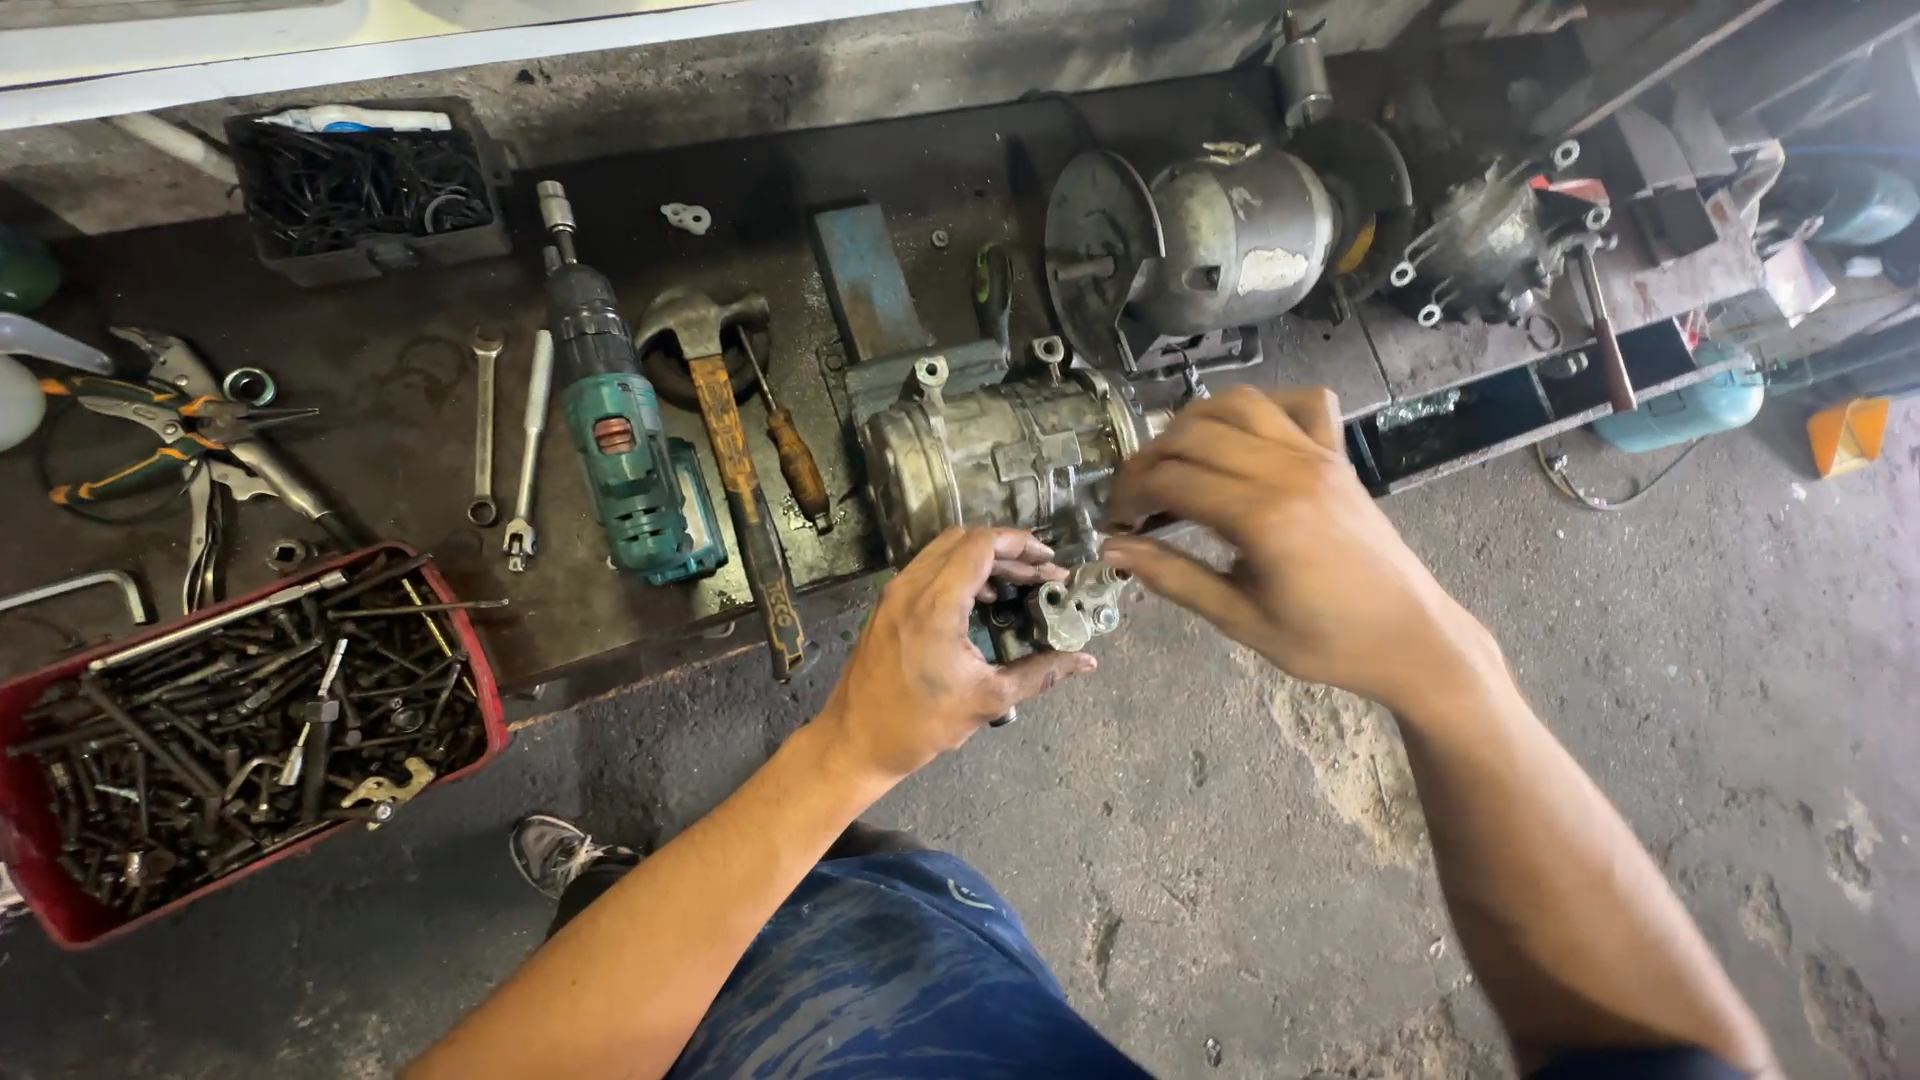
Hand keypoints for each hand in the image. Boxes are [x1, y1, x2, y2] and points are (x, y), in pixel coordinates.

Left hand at [814, 527, 1096, 783]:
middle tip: (1040, 574)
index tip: (1049, 560)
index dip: (1020, 544)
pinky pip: (928, 569)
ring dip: (983, 559)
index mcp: (935, 604)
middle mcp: (910, 587)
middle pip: (963, 540)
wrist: (856, 742)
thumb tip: (1085, 662)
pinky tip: (983, 600)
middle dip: (1007, 550)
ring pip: (943, 551)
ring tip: (1018, 585)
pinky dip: (959, 571)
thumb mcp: (988, 700)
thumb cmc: (920, 725)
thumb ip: (1041, 673)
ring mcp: (894, 593)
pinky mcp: (887, 604)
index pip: (980, 545)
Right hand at [1103, 386, 1495, 714]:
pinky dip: (1261, 406)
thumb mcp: (1240, 620)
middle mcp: (1289, 470)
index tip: (1117, 524)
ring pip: (1238, 404)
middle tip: (1135, 500)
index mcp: (1264, 517)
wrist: (1412, 639)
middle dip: (1148, 461)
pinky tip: (1241, 437)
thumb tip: (1113, 550)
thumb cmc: (1325, 642)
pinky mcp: (1337, 456)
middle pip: (1193, 433)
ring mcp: (1318, 456)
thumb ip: (1174, 578)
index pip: (1172, 478)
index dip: (1130, 495)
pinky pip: (1299, 402)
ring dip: (1192, 424)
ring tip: (1174, 463)